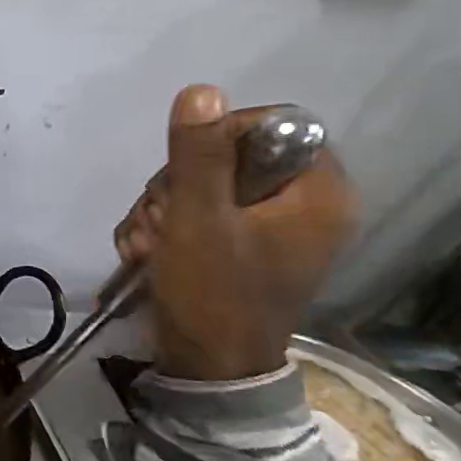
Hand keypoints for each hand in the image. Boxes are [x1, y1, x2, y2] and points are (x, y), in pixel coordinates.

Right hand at [115, 85, 356, 380]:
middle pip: (229, 157)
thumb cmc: (215, 295)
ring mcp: (268, 229)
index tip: (183, 169)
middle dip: (177, 185)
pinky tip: (144, 252)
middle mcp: (301, 205)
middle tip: (159, 219)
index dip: (220, 136)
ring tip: (144, 244)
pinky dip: (164, 229)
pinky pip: (196, 215)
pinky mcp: (238, 248)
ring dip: (161, 209)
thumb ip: (199, 155)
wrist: (207, 371)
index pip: (275, 126)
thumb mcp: (199, 220)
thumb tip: (201, 89)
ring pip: (203, 186)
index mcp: (317, 192)